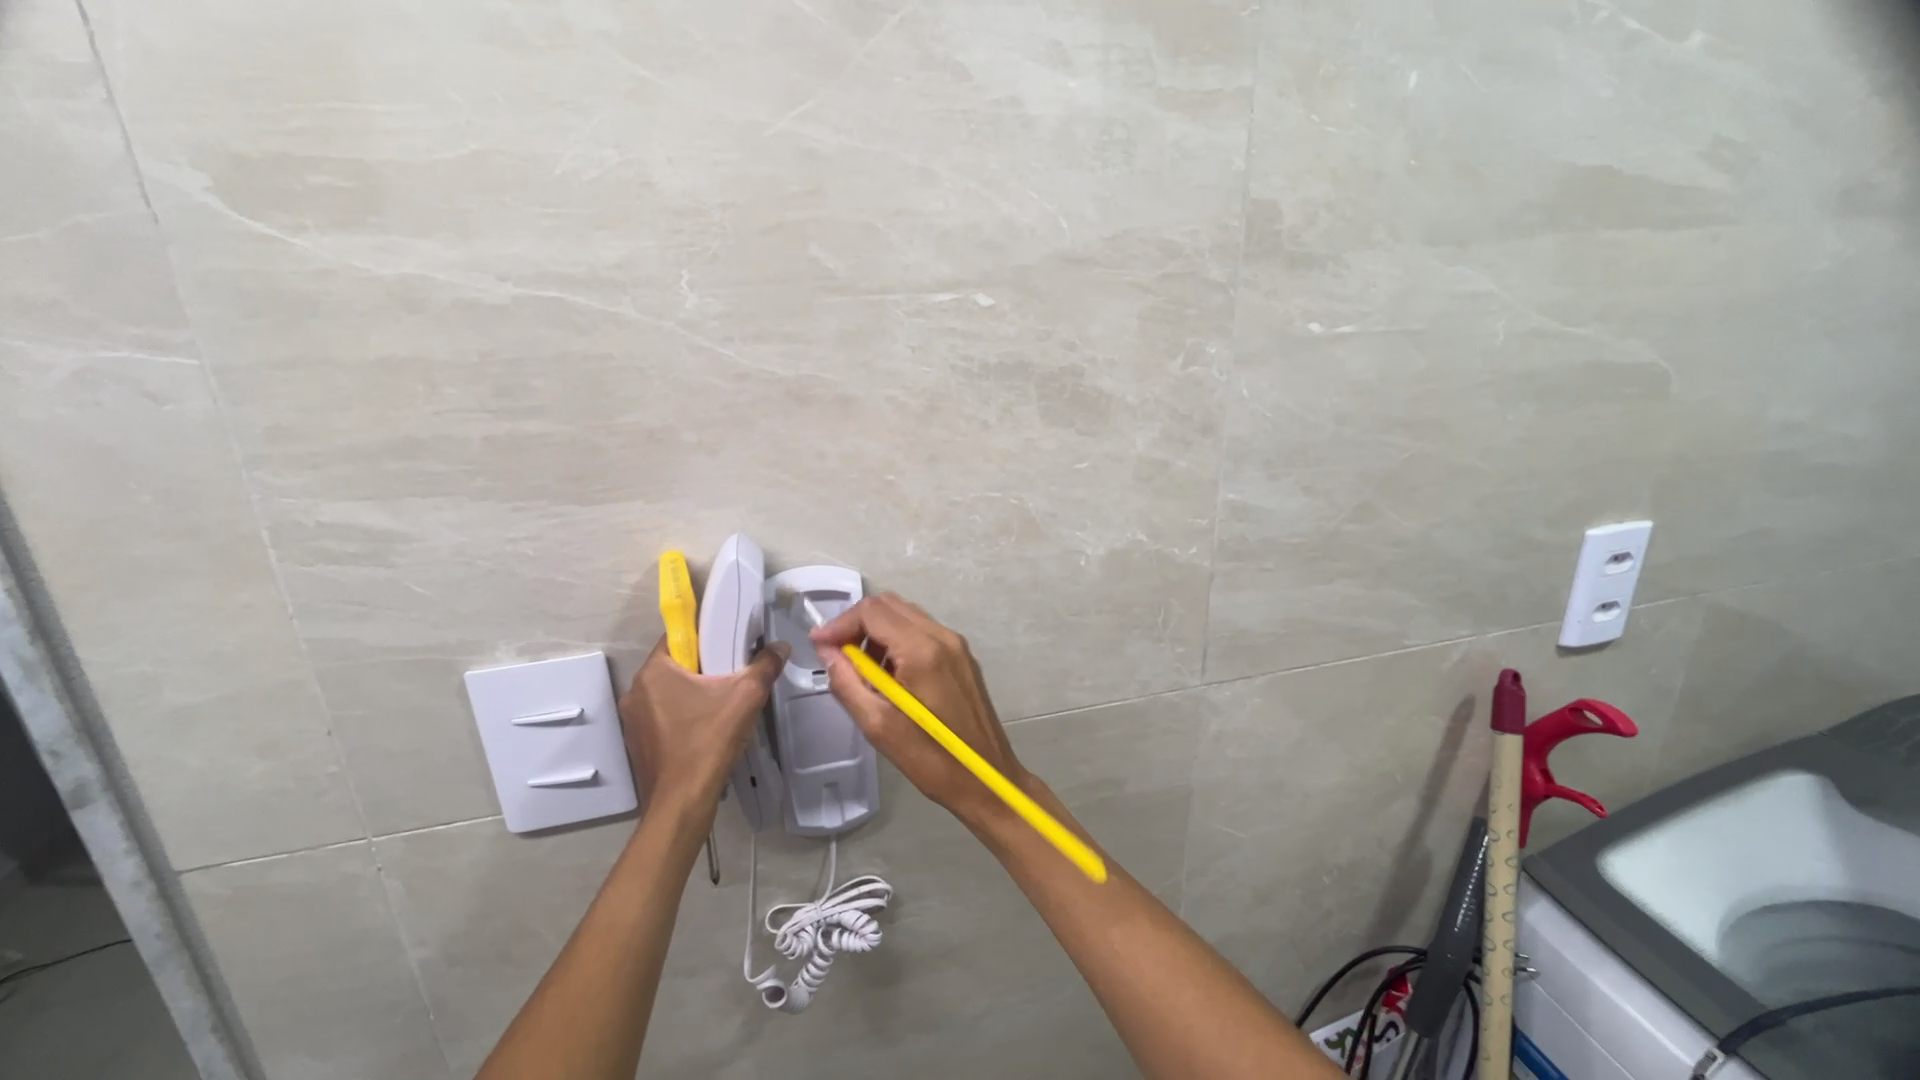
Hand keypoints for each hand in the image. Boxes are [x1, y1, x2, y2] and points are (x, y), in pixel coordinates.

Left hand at [618, 638, 787, 814]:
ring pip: (667, 693)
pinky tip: (705, 729)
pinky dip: (682, 717)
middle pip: (674, 666)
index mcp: (654, 671)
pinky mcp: (638, 743)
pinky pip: (662, 717)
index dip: (704, 637)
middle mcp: (636, 691)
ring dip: (691, 694)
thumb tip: (780, 646)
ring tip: (721, 703)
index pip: (678, 637)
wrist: (682, 802)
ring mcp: (633, 720)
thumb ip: (764, 666)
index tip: (727, 644)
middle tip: (731, 673)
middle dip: (702, 668)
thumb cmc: (708, 741)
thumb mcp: (745, 697)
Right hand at [811, 594, 1027, 827]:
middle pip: (889, 605)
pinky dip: (898, 642)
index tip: (818, 646)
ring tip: (861, 670)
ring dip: (877, 633)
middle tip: (836, 655)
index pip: (871, 611)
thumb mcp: (878, 725)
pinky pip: (923, 632)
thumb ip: (847, 681)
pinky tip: (888, 676)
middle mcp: (943, 636)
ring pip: (906, 616)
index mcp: (922, 650)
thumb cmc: (931, 759)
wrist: (987, 780)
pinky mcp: (963, 658)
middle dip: (856, 624)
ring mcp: (957, 645)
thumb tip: (826, 652)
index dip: (839, 624)